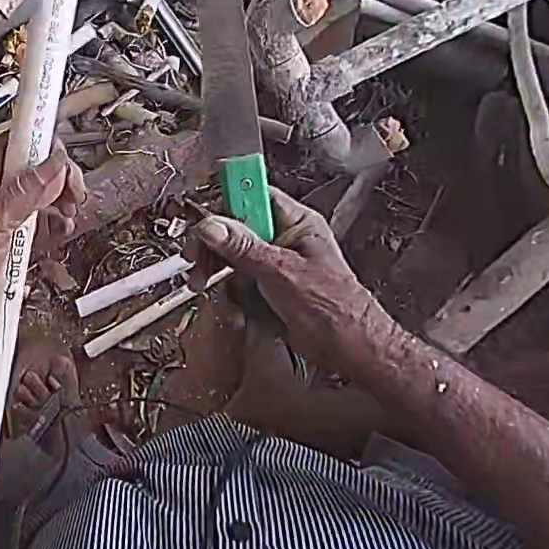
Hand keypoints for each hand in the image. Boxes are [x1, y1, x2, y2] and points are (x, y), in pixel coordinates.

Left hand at [0, 143, 86, 342]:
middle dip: (60, 179)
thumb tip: (53, 165)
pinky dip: (54, 227)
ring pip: (43, 198)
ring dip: (60, 204)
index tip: (65, 156)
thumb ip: (24, 193)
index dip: (44, 146)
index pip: (19, 143)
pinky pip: (40, 226)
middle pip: (38, 171)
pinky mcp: (11, 239)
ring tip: (68, 212)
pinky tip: (60, 228)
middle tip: (73, 192)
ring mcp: (4, 216)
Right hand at [186, 187, 394, 361]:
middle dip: (213, 244)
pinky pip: (237, 282)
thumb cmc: (338, 312)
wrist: (352, 354)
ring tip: (205, 282)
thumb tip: (212, 225)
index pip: (253, 195)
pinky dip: (230, 295)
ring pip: (231, 256)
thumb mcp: (283, 273)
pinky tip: (234, 308)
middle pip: (234, 227)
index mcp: (296, 223)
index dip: (226, 200)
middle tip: (197, 257)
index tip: (203, 213)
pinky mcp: (267, 288)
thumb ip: (244, 248)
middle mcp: (283, 239)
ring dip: (216, 272)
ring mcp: (274, 264)